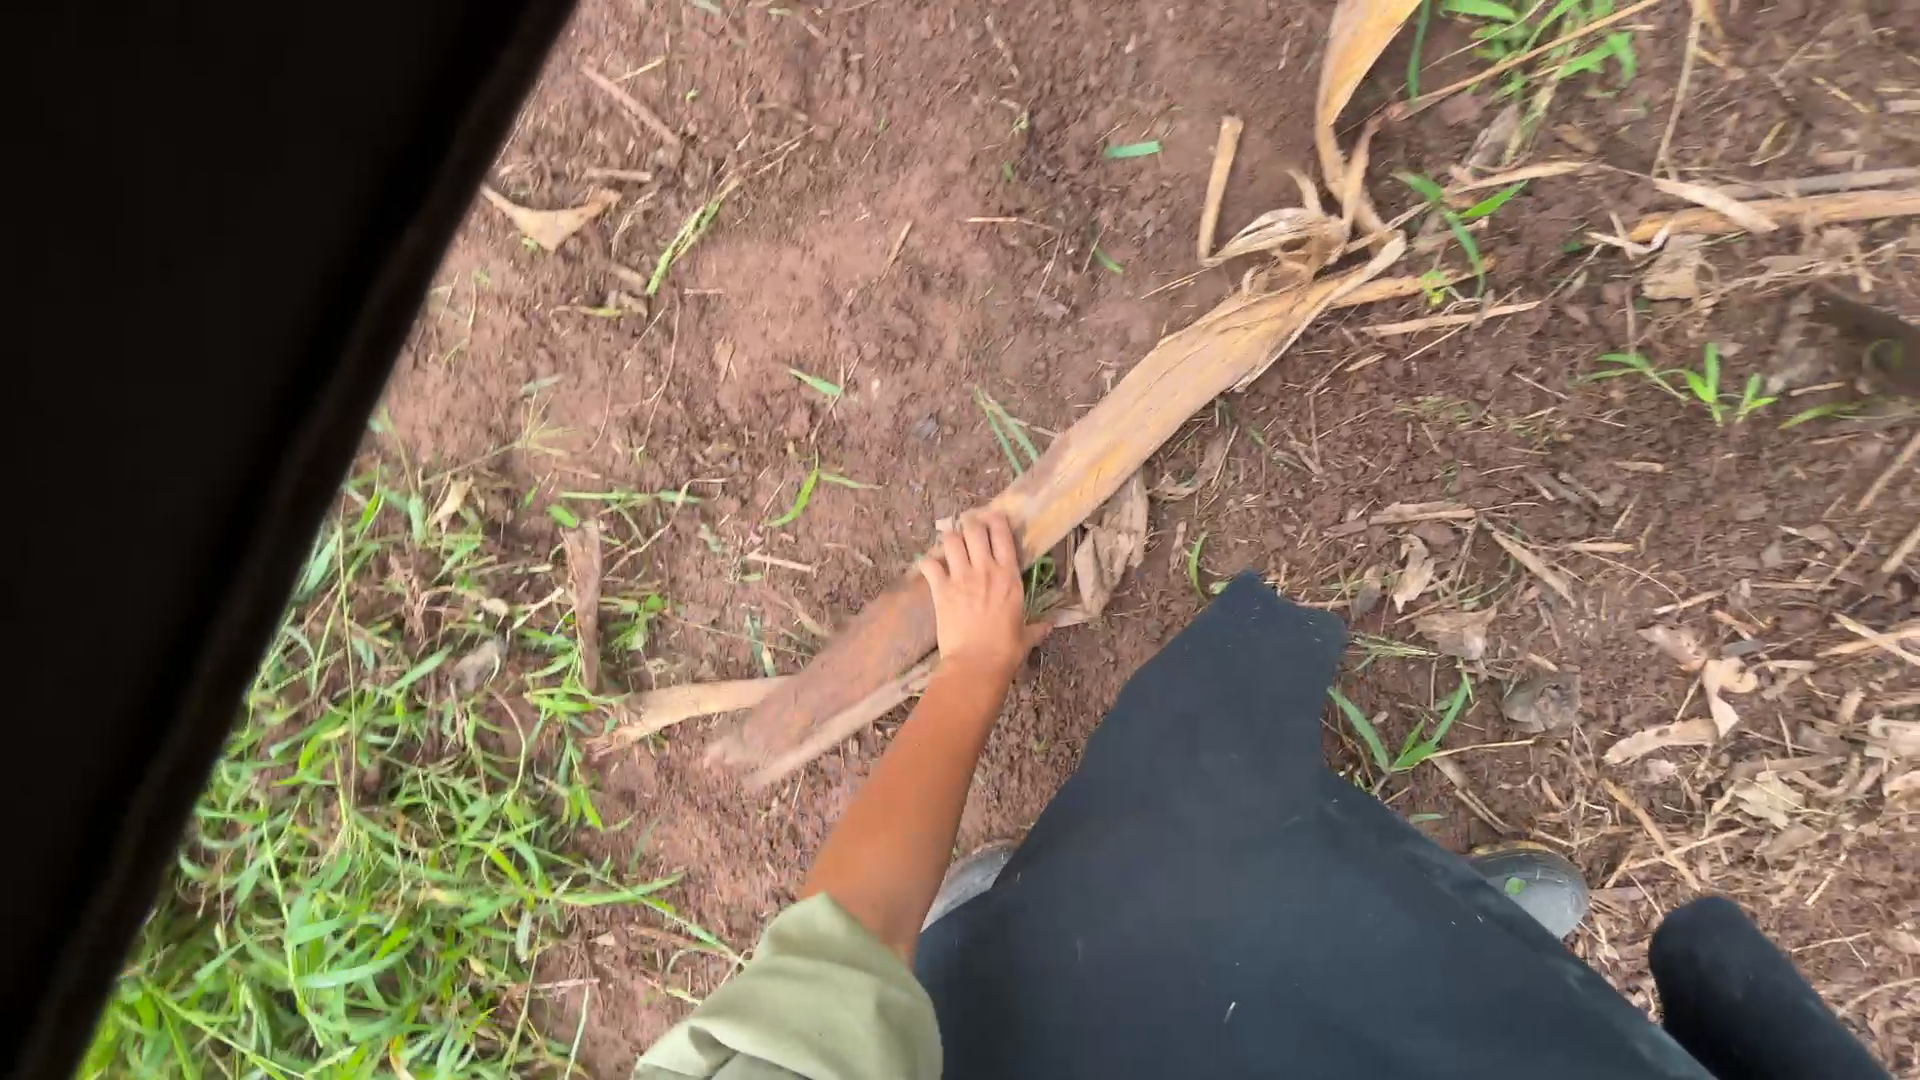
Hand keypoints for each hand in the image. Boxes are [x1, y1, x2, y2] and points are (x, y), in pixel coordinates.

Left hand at [918, 509, 1049, 678]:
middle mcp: (986, 570)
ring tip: (950, 544)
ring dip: (949, 538)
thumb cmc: (1006, 651)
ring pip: (951, 540)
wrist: (977, 663)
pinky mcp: (941, 589)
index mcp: (1009, 577)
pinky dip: (927, 562)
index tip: (992, 516)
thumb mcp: (1025, 637)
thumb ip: (1036, 628)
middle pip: (974, 529)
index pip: (1003, 535)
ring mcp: (962, 577)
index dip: (996, 519)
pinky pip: (929, 564)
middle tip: (968, 525)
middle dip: (970, 522)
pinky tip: (928, 566)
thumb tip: (1048, 627)